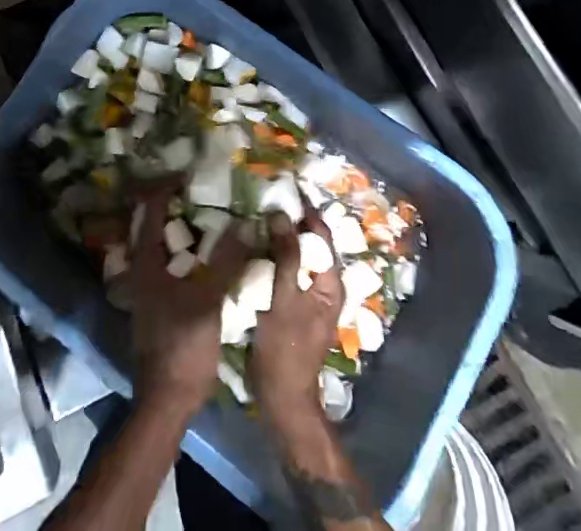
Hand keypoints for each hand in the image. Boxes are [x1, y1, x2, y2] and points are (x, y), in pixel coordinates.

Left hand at [128, 183, 247, 414]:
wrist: (167, 398)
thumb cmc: (183, 346)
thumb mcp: (207, 300)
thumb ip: (225, 261)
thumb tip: (243, 223)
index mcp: (145, 263)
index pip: (149, 211)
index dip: (166, 188)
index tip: (191, 175)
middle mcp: (142, 269)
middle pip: (154, 225)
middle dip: (176, 206)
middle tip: (206, 192)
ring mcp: (150, 287)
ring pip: (165, 246)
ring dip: (185, 229)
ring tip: (214, 216)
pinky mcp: (161, 302)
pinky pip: (174, 265)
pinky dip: (190, 253)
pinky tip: (213, 254)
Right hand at [251, 212, 344, 429]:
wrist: (280, 395)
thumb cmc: (285, 347)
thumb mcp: (284, 297)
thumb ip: (285, 255)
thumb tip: (282, 214)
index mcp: (330, 282)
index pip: (321, 235)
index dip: (306, 210)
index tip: (285, 185)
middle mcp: (322, 285)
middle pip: (309, 244)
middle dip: (290, 220)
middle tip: (264, 195)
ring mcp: (306, 296)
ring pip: (294, 256)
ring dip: (278, 236)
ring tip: (254, 214)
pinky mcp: (290, 304)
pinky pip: (283, 270)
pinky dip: (270, 255)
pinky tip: (251, 246)